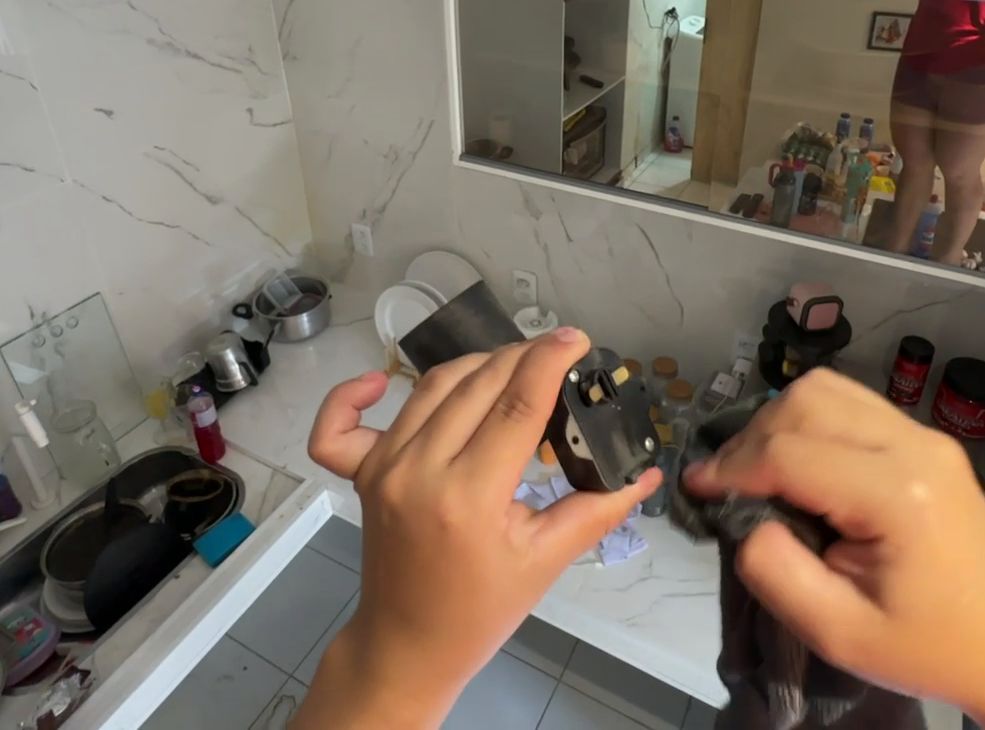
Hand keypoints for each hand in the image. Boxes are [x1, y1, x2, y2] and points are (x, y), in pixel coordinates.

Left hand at [298, 328, 661, 727]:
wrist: (407, 644)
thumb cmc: (480, 609)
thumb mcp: (545, 563)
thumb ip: (598, 510)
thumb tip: (645, 473)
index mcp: (470, 498)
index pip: (516, 405)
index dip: (549, 363)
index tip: (575, 339)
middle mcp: (419, 471)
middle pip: (478, 385)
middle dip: (523, 356)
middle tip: (556, 352)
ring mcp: (383, 467)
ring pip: (432, 386)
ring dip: (476, 364)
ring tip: (513, 365)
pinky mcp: (361, 470)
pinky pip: (338, 425)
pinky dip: (352, 395)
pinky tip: (378, 382)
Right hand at [681, 371, 984, 729]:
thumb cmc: (930, 648)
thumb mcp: (839, 634)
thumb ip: (773, 569)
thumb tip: (738, 515)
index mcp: (897, 495)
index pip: (789, 454)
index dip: (731, 468)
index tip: (695, 488)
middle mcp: (912, 445)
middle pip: (804, 403)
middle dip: (752, 438)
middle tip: (729, 482)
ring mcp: (922, 433)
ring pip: (823, 389)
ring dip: (778, 421)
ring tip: (761, 468)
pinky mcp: (923, 435)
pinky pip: (847, 400)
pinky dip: (808, 418)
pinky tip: (801, 458)